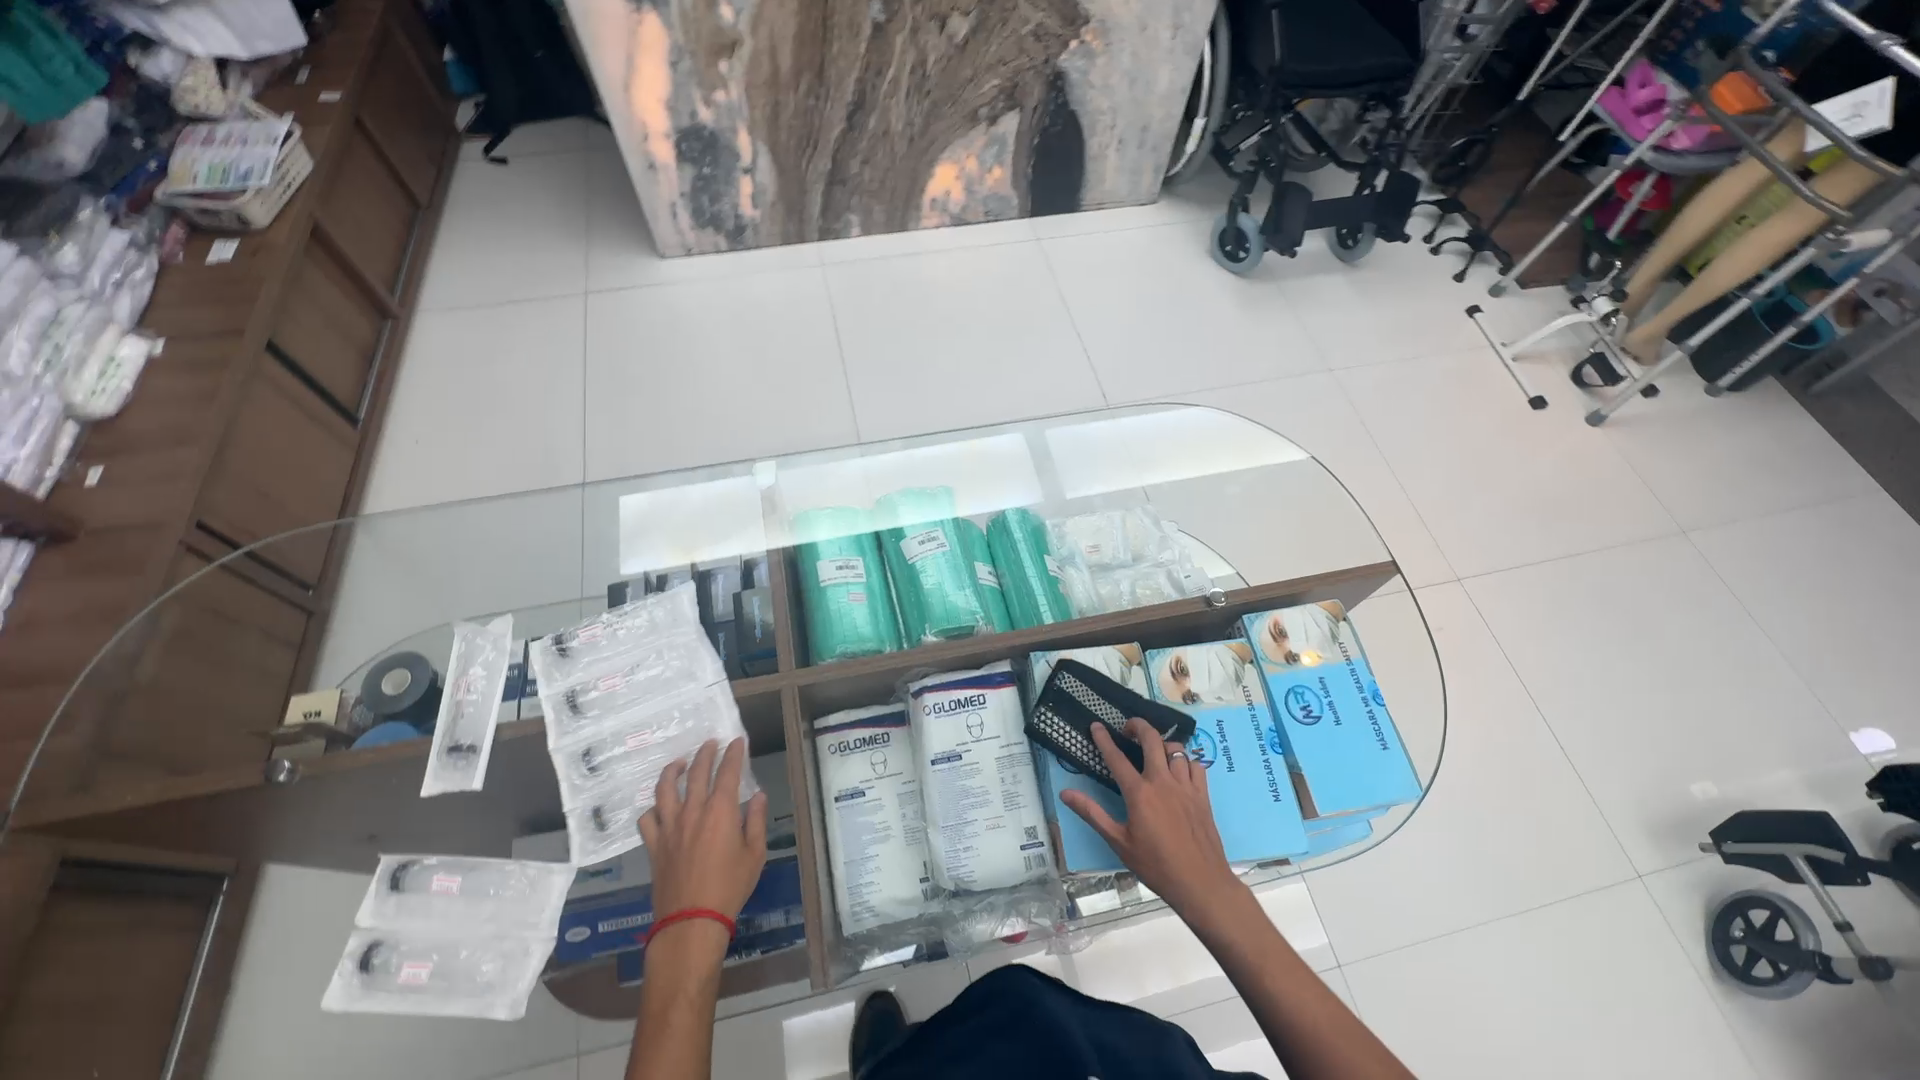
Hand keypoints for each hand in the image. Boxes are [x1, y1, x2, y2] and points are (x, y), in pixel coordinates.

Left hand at [638, 738, 768, 924]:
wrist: (692, 919)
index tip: (736, 742)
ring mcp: (669, 826)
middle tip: (710, 743)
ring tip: (679, 763)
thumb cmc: (730, 887)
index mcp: (721, 811)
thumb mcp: (755, 855)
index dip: (733, 754)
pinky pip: (647, 818)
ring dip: (673, 770)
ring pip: (665, 788)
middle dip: (705, 753)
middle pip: (696, 773)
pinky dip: (653, 808)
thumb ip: (757, 821)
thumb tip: (758, 796)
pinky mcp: (654, 844)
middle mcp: (693, 811)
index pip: (728, 772)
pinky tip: (659, 806)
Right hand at [1059, 720, 1240, 920]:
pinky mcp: (1203, 795)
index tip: (1097, 725)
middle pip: (1152, 740)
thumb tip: (1065, 794)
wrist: (1200, 882)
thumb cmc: (1155, 865)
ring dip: (1162, 744)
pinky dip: (1186, 761)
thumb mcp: (1118, 842)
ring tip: (1154, 749)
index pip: (1116, 758)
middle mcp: (1163, 782)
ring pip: (1176, 749)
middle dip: (1138, 726)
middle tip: (1128, 727)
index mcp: (1139, 793)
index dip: (1104, 739)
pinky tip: (1180, 769)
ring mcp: (1186, 787)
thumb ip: (1092, 813)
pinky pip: (1196, 765)